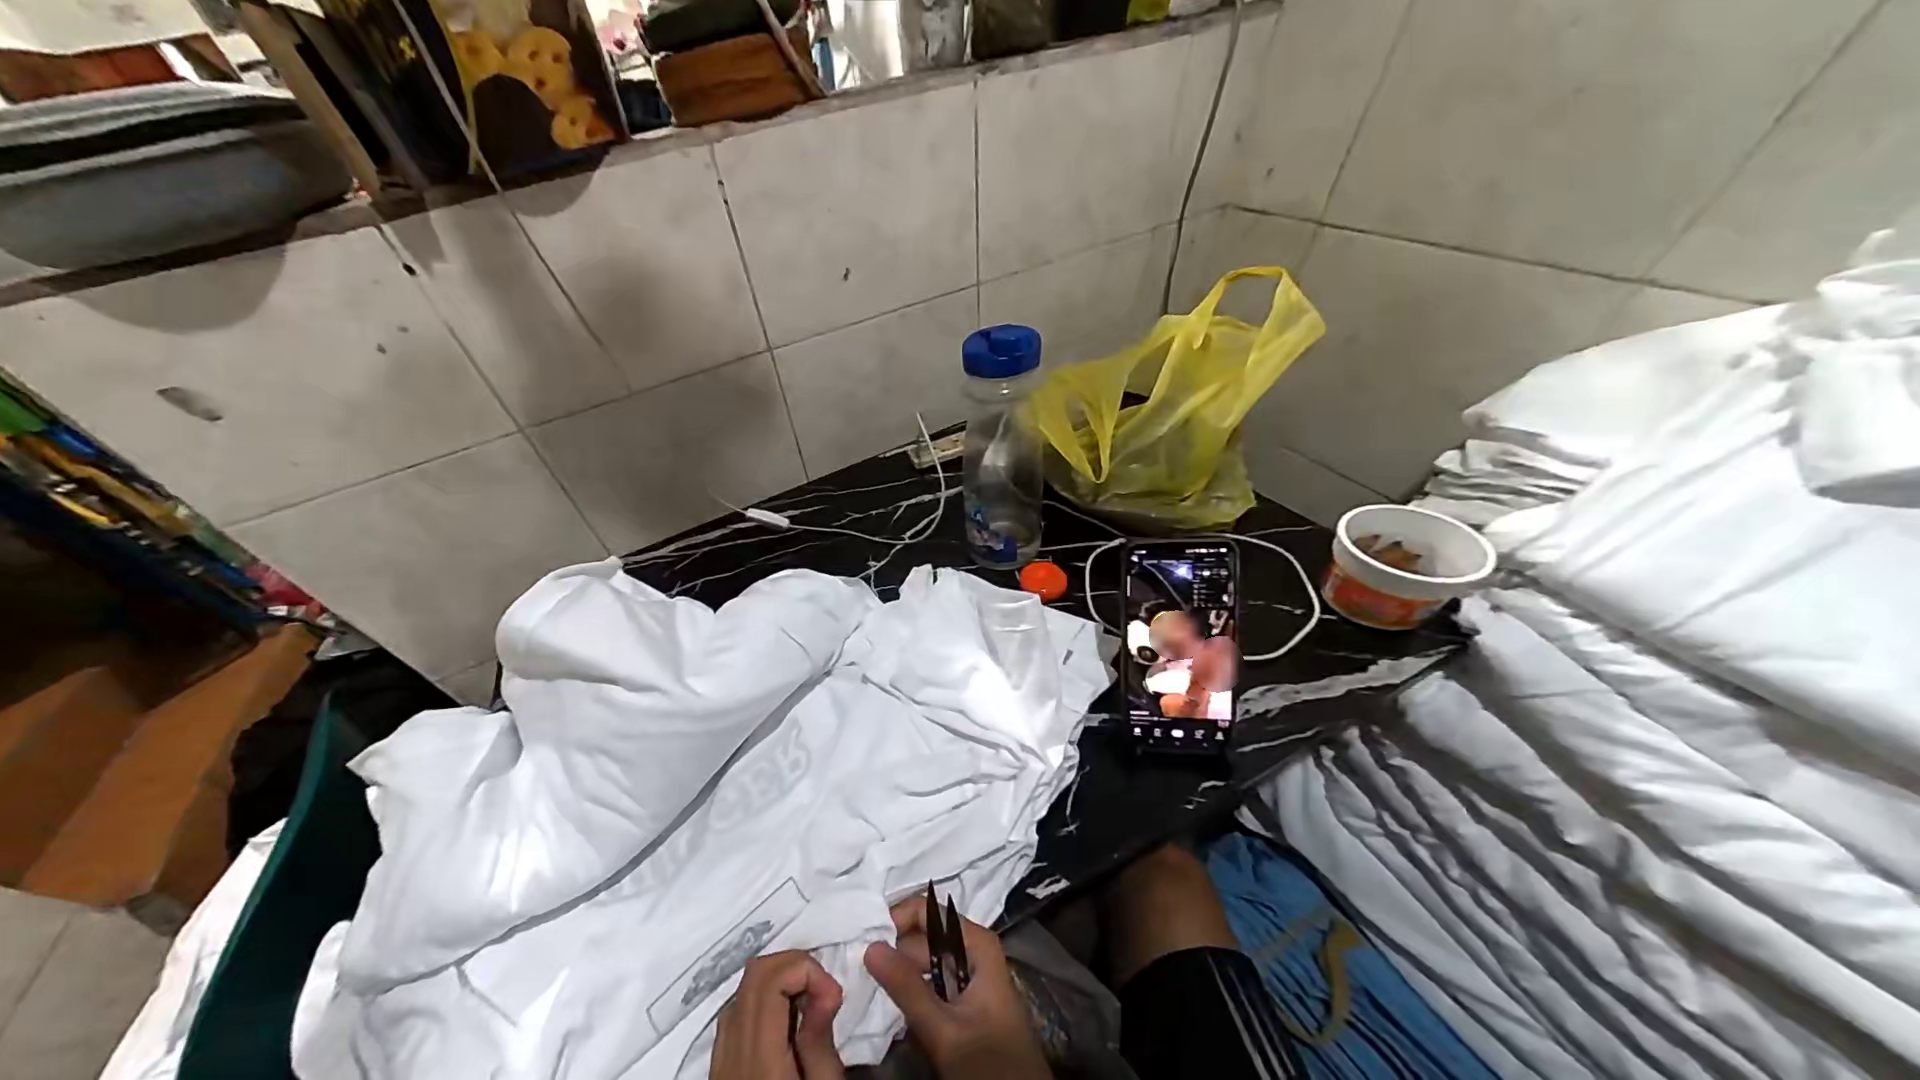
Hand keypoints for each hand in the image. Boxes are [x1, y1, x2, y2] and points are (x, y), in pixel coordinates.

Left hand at [713, 951, 844, 1079]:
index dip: (807, 970)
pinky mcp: (719, 1055)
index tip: (833, 997)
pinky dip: (768, 996)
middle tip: (823, 995)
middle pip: (757, 971)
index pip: (771, 978)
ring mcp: (720, 1048)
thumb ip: (820, 1040)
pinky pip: (740, 1006)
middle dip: (797, 966)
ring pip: (747, 984)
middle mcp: (730, 1043)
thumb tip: (826, 991)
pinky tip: (788, 1023)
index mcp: (757, 1053)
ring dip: (783, 979)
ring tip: (809, 1009)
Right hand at [864, 898, 1049, 1079]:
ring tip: (866, 985)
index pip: (924, 911)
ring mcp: (965, 972)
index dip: (891, 922)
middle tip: (855, 972)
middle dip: (890, 950)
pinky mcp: (959, 996)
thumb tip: (869, 946)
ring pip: (920, 959)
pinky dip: (907, 987)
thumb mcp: (944, 1031)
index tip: (860, 945)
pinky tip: (887, 1002)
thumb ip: (907, 988)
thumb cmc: (989, 1064)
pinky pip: (926, 979)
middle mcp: (971, 947)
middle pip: (920, 935)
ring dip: (896, 971)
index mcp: (975, 942)